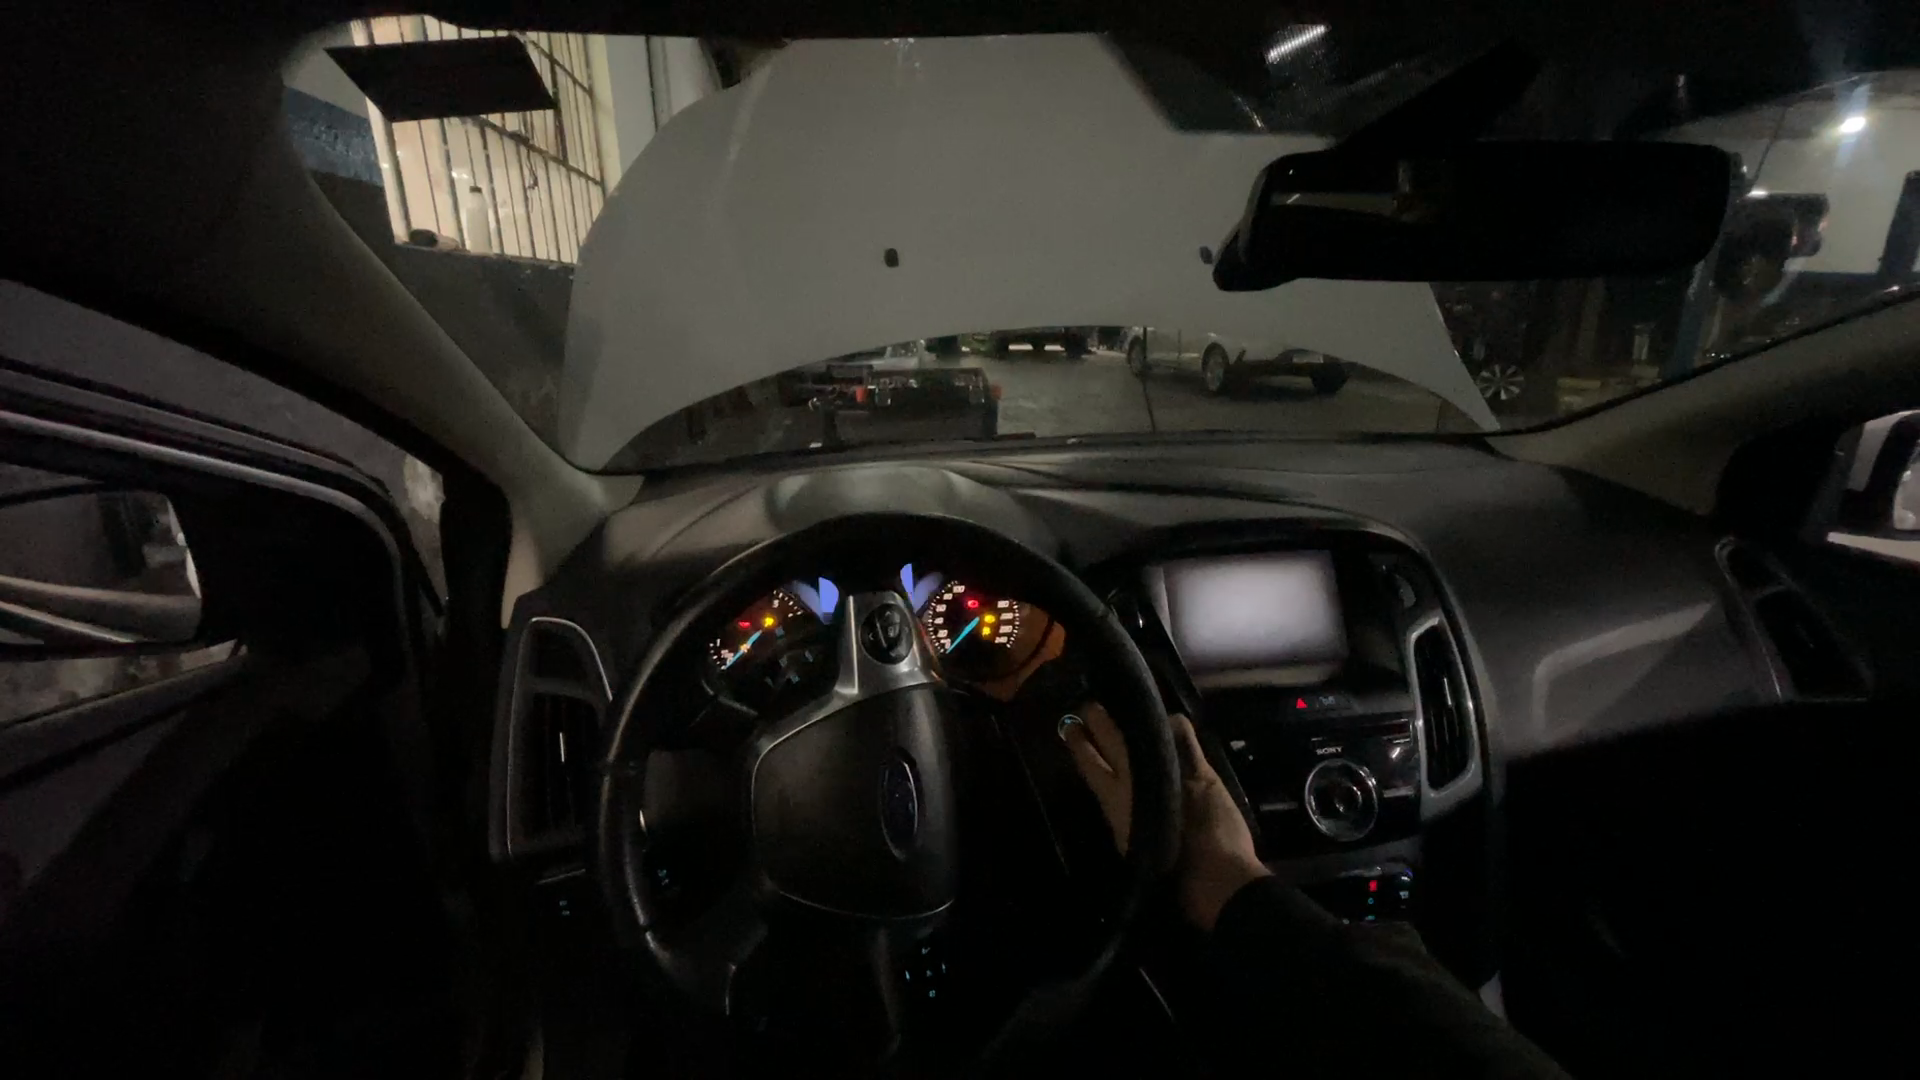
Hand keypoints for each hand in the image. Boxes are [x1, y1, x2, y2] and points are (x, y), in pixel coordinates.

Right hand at [1060, 704, 1269, 930]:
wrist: (1214, 881)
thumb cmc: (1170, 879)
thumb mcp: (1135, 847)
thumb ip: (1125, 820)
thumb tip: (1117, 803)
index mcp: (1115, 804)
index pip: (1091, 768)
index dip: (1081, 749)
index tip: (1072, 732)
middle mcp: (1133, 781)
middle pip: (1111, 743)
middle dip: (1096, 723)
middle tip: (1086, 706)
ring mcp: (1164, 770)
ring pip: (1137, 735)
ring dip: (1124, 718)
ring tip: (1125, 705)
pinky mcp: (1197, 769)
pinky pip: (1182, 735)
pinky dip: (1174, 724)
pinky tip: (1167, 718)